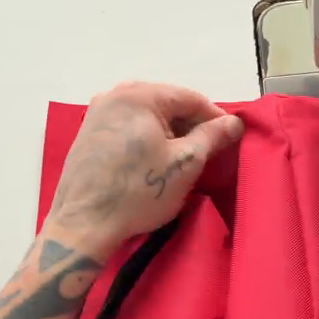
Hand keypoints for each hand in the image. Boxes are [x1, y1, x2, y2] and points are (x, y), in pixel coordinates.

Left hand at [45, 82, 243, 260]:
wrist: (83, 223)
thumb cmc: (139, 191)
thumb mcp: (185, 164)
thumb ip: (212, 137)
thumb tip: (235, 123)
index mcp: (139, 95)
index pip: (191, 98)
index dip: (216, 119)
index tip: (231, 140)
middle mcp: (114, 95)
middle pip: (167, 104)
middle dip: (191, 127)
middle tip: (210, 153)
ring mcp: (97, 114)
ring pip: (148, 117)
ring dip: (170, 134)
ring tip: (185, 161)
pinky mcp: (88, 135)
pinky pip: (129, 128)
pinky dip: (148, 140)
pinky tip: (156, 163)